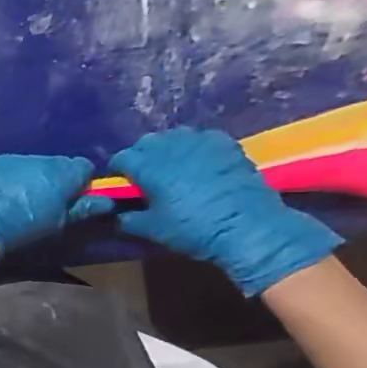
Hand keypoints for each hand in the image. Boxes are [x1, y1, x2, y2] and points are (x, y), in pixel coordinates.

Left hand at [0, 154, 112, 265]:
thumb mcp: (60, 225)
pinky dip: (17, 177)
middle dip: (59, 179)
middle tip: (51, 202)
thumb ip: (84, 209)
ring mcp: (18, 158)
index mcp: (62, 173)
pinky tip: (8, 194)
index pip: (85, 167)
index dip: (83, 183)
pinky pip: (16, 167)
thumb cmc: (27, 229)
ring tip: (27, 199)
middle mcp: (42, 160)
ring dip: (38, 177)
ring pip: (38, 165)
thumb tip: (105, 201)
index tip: (76, 199)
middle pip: (60, 164)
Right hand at [111, 127, 341, 295]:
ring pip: (173, 137)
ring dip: (168, 150)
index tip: (122, 185)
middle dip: (142, 157)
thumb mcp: (152, 230)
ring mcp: (199, 140)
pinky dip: (196, 149)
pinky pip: (201, 139)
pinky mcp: (225, 143)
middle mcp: (169, 145)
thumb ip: (127, 219)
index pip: (120, 158)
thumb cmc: (193, 229)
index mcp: (146, 165)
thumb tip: (118, 214)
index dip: (118, 172)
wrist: (248, 227)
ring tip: (175, 169)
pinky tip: (202, 165)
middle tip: (148, 178)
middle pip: (145, 143)